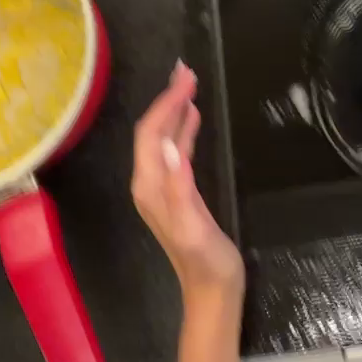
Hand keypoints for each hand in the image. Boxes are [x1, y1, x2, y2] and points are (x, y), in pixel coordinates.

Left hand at [131, 62, 243, 303]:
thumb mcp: (195, 225)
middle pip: (153, 131)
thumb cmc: (207, 261)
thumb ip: (180, 186)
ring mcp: (161, 188)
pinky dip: (182, 129)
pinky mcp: (176, 192)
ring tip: (190, 84)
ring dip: (174, 110)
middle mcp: (149, 183)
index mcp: (151, 187)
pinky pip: (175, 151)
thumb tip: (171, 144)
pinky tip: (192, 118)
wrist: (212, 291)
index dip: (167, 102)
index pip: (152, 133)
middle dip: (167, 99)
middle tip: (188, 70)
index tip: (187, 77)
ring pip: (163, 138)